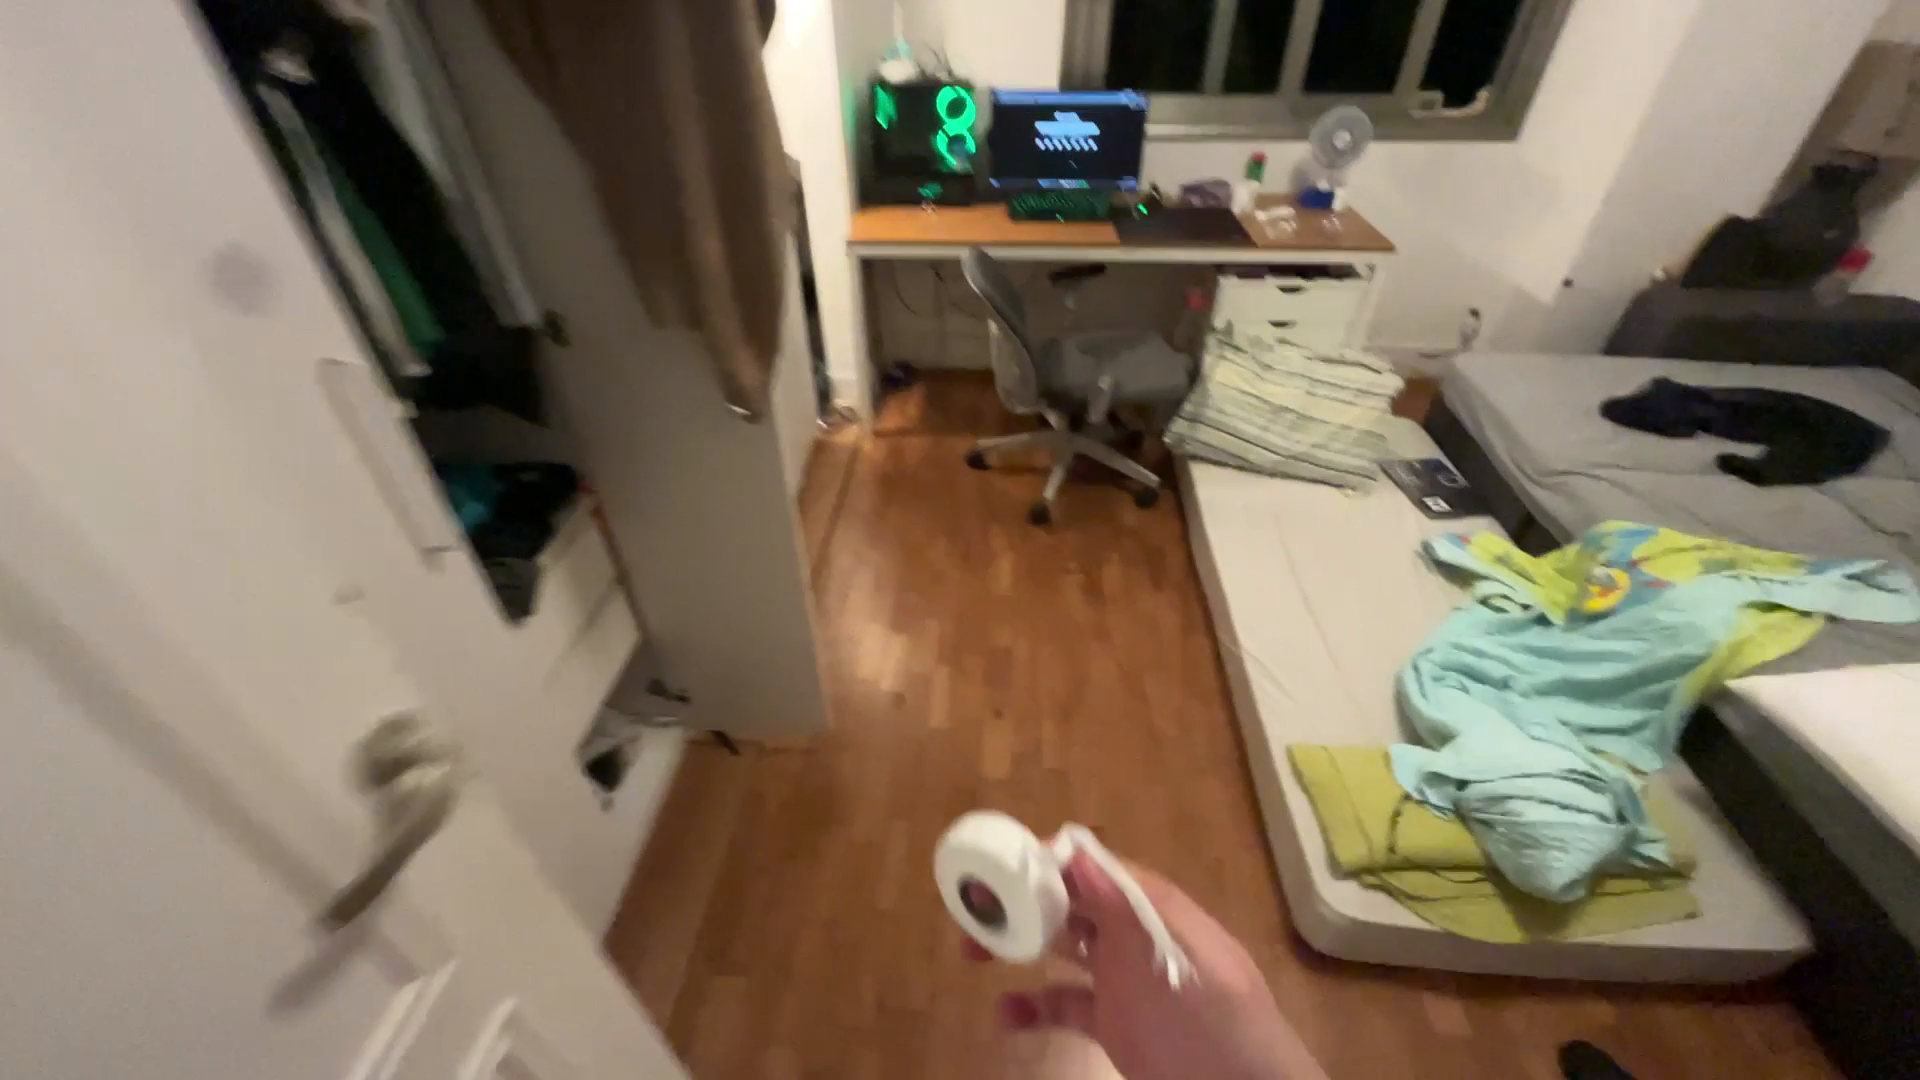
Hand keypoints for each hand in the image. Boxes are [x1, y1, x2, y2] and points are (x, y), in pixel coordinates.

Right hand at [965, 851, 1327, 1079]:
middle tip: (974, 909)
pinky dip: (1033, 1005)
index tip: (1000, 867)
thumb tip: (1074, 851)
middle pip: (1067, 900)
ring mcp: (1121, 976)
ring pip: (1059, 946)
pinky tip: (1004, 1014)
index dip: (1045, 862)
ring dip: (1018, 944)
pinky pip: (1064, 1003)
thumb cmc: (1217, 1027)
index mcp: (1148, 906)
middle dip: (1020, 901)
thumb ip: (1125, 909)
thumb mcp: (1174, 960)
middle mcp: (1130, 931)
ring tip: (971, 952)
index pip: (1089, 866)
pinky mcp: (1113, 1020)